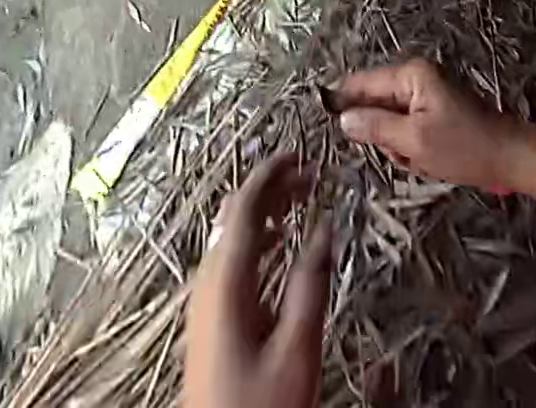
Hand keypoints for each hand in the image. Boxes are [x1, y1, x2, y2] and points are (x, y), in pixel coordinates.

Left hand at [186, 154, 330, 407]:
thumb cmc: (259, 406)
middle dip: (274, 185)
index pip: (245, 204)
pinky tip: (283, 240)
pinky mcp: (213, 313)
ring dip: (269, 208)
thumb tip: (327, 227)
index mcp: (227, 278)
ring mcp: (208, 297)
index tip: (300, 154)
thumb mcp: (296, 346)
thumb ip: (312, 282)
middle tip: (310, 173)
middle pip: (237, 212)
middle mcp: (210, 279)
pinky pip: (235, 253)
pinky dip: (261, 234)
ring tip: (303, 197)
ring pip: (235, 231)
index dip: (271, 172)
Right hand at [333, 59, 519, 189]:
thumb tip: (343, 118)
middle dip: (382, 133)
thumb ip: (375, 127)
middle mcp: (416, 77)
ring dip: (398, 144)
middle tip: (401, 152)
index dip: (343, 100)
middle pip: (376, 103)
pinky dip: (411, 146)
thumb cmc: (463, 146)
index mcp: (411, 75)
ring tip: (419, 158)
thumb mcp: (413, 141)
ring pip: (390, 120)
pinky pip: (407, 127)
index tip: (324, 119)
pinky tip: (428, 158)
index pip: (363, 83)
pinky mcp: (434, 110)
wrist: (509, 157)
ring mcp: (426, 93)